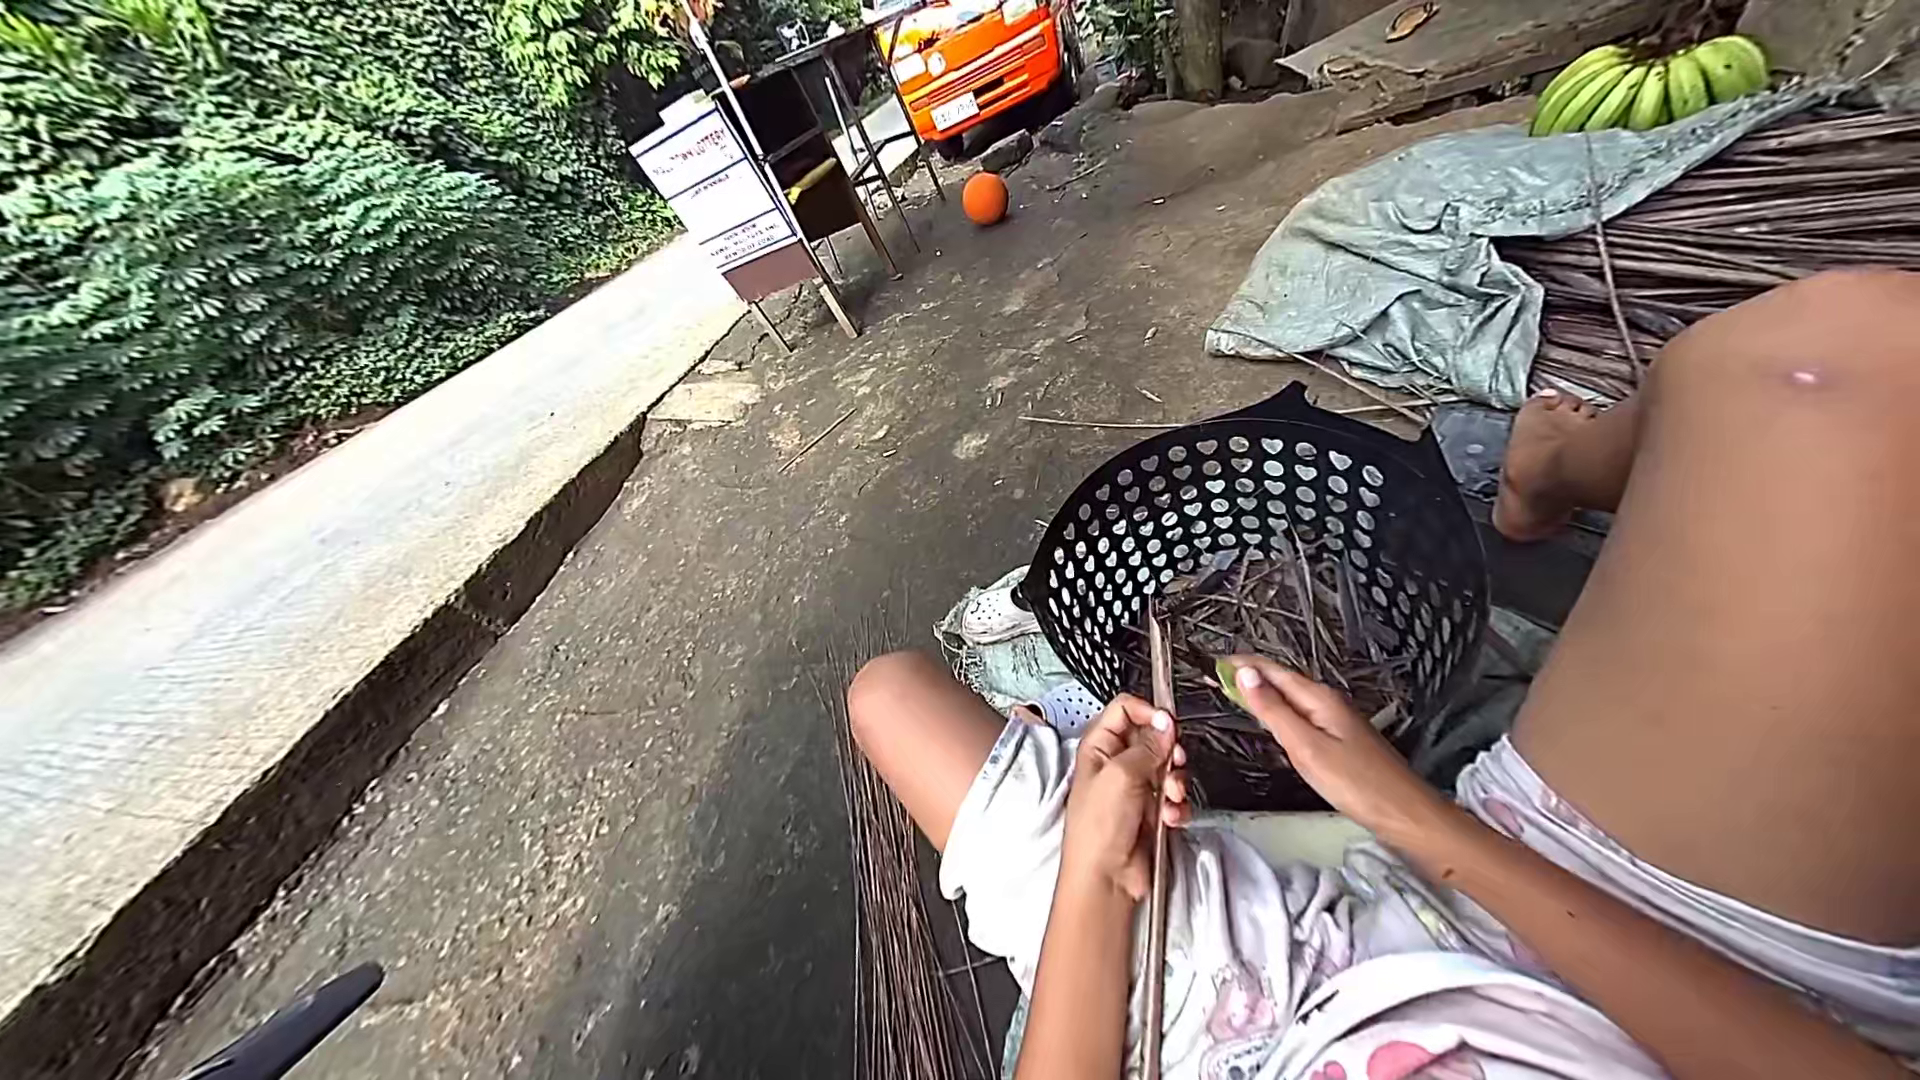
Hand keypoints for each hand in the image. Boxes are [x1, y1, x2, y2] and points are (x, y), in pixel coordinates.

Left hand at [1060, 693, 1190, 900]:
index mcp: (1099, 745)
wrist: (1106, 878)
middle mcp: (1116, 761)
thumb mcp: (1122, 775)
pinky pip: (1174, 796)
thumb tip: (1165, 722)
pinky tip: (1170, 818)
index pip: (1124, 709)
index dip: (1147, 712)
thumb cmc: (1099, 826)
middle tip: (1173, 762)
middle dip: (1169, 750)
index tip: (1167, 724)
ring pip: (1167, 766)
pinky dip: (1177, 805)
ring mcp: (1134, 786)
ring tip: (1170, 797)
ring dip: (1175, 781)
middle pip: (1152, 737)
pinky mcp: (1151, 809)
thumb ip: (1147, 746)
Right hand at [1222, 655, 1460, 847]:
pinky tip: (1269, 718)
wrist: (1408, 816)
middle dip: (1247, 675)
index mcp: (1318, 698)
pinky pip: (1298, 712)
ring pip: (1289, 696)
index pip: (1271, 670)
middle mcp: (1327, 701)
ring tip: (1233, 692)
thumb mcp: (1305, 746)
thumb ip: (1273, 710)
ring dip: (1260, 691)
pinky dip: (1275, 709)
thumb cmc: (1357, 784)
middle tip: (1215, 678)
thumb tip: (1244, 674)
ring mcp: (1335, 718)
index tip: (1212, 665)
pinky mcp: (1339, 736)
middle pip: (1280, 679)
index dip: (1240, 665)